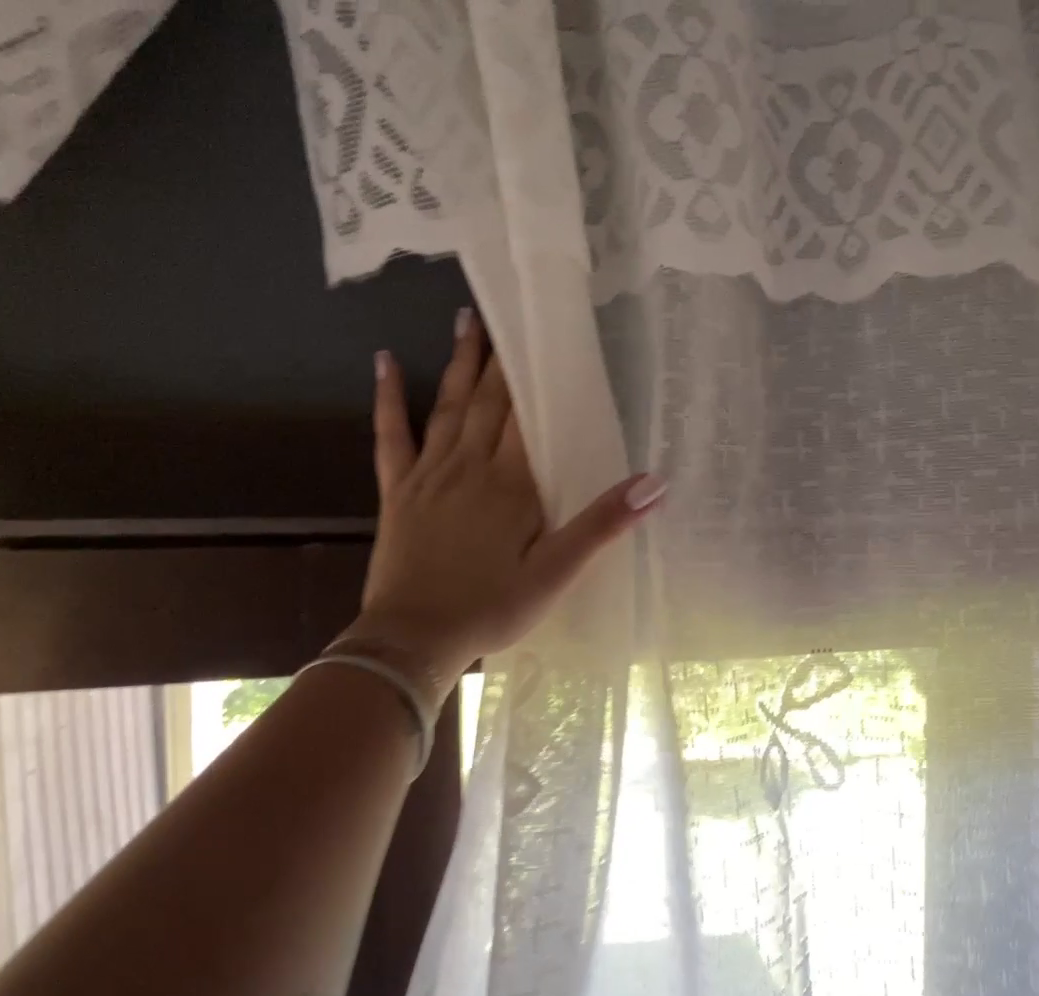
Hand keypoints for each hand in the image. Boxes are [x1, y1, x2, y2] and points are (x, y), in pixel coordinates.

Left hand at [348, 308, 663, 677]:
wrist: (413, 639)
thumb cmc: (492, 607)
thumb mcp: (557, 573)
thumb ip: (601, 524)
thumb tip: (654, 483)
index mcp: (511, 485)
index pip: (527, 418)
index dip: (537, 377)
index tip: (544, 336)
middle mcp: (470, 467)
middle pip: (490, 403)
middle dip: (502, 359)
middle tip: (508, 312)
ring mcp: (428, 475)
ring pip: (447, 407)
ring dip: (459, 364)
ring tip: (465, 321)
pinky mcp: (398, 492)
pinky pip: (392, 436)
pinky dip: (388, 398)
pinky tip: (384, 361)